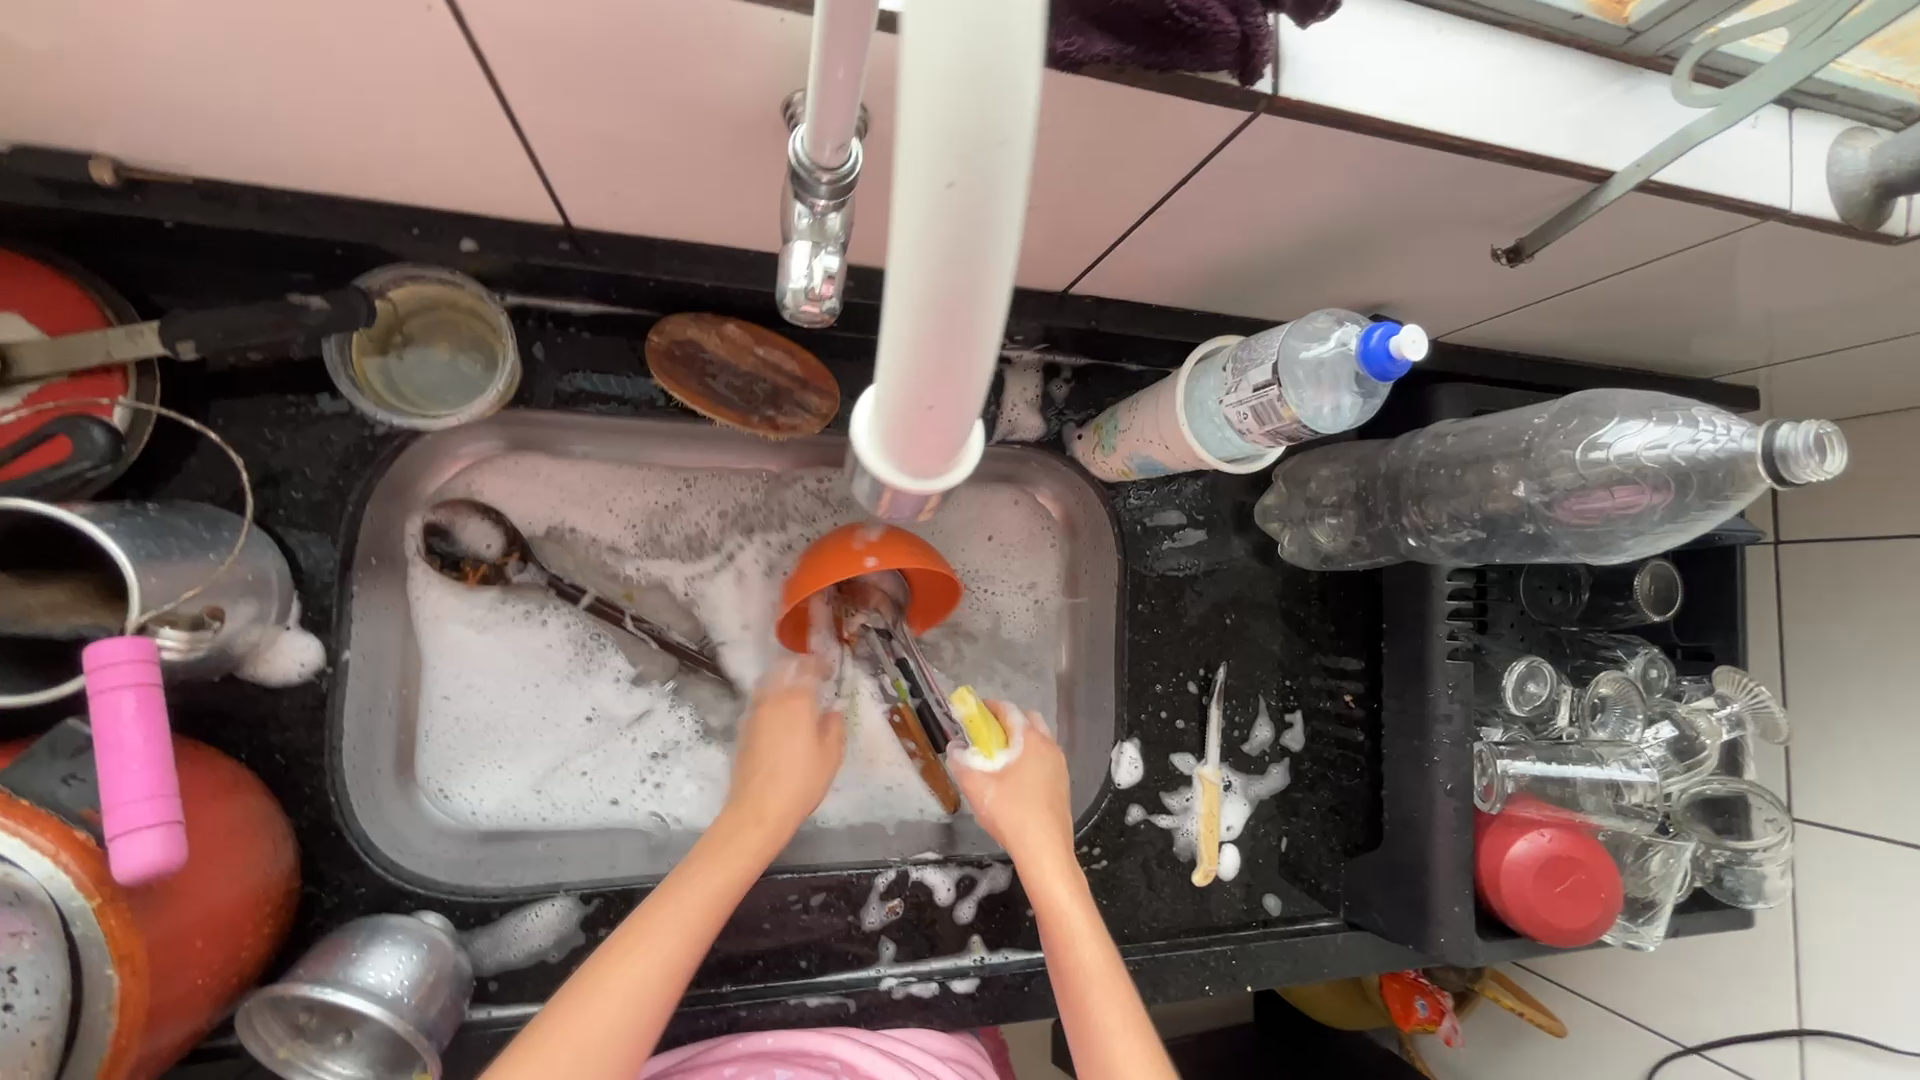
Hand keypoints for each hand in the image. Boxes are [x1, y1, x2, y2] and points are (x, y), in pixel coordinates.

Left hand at [726, 654, 845, 835]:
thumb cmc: (802, 781)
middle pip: (782, 669)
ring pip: (767, 685)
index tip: (829, 671)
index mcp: (797, 700)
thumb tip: (832, 712)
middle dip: (797, 667)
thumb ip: (834, 726)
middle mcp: (772, 700)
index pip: (807, 668)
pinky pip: (759, 704)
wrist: (759, 809)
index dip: (819, 664)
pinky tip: (781, 718)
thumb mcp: (831, 755)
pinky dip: (771, 700)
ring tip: (796, 696)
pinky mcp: (743, 730)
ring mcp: (754, 714)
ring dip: (782, 682)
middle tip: (812, 677)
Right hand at [947, 702, 1075, 875]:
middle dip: (1007, 722)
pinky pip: (1045, 758)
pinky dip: (1030, 757)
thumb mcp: (976, 788)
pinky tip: (1015, 779)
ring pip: (1039, 740)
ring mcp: (1060, 765)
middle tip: (986, 735)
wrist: (1045, 850)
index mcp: (1031, 740)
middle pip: (1028, 720)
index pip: (1009, 710)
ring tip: (998, 758)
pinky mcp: (1063, 783)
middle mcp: (1050, 746)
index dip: (989, 707)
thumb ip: (960, 762)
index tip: (974, 712)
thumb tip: (954, 747)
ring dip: (1019, 740)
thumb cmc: (1011, 813)